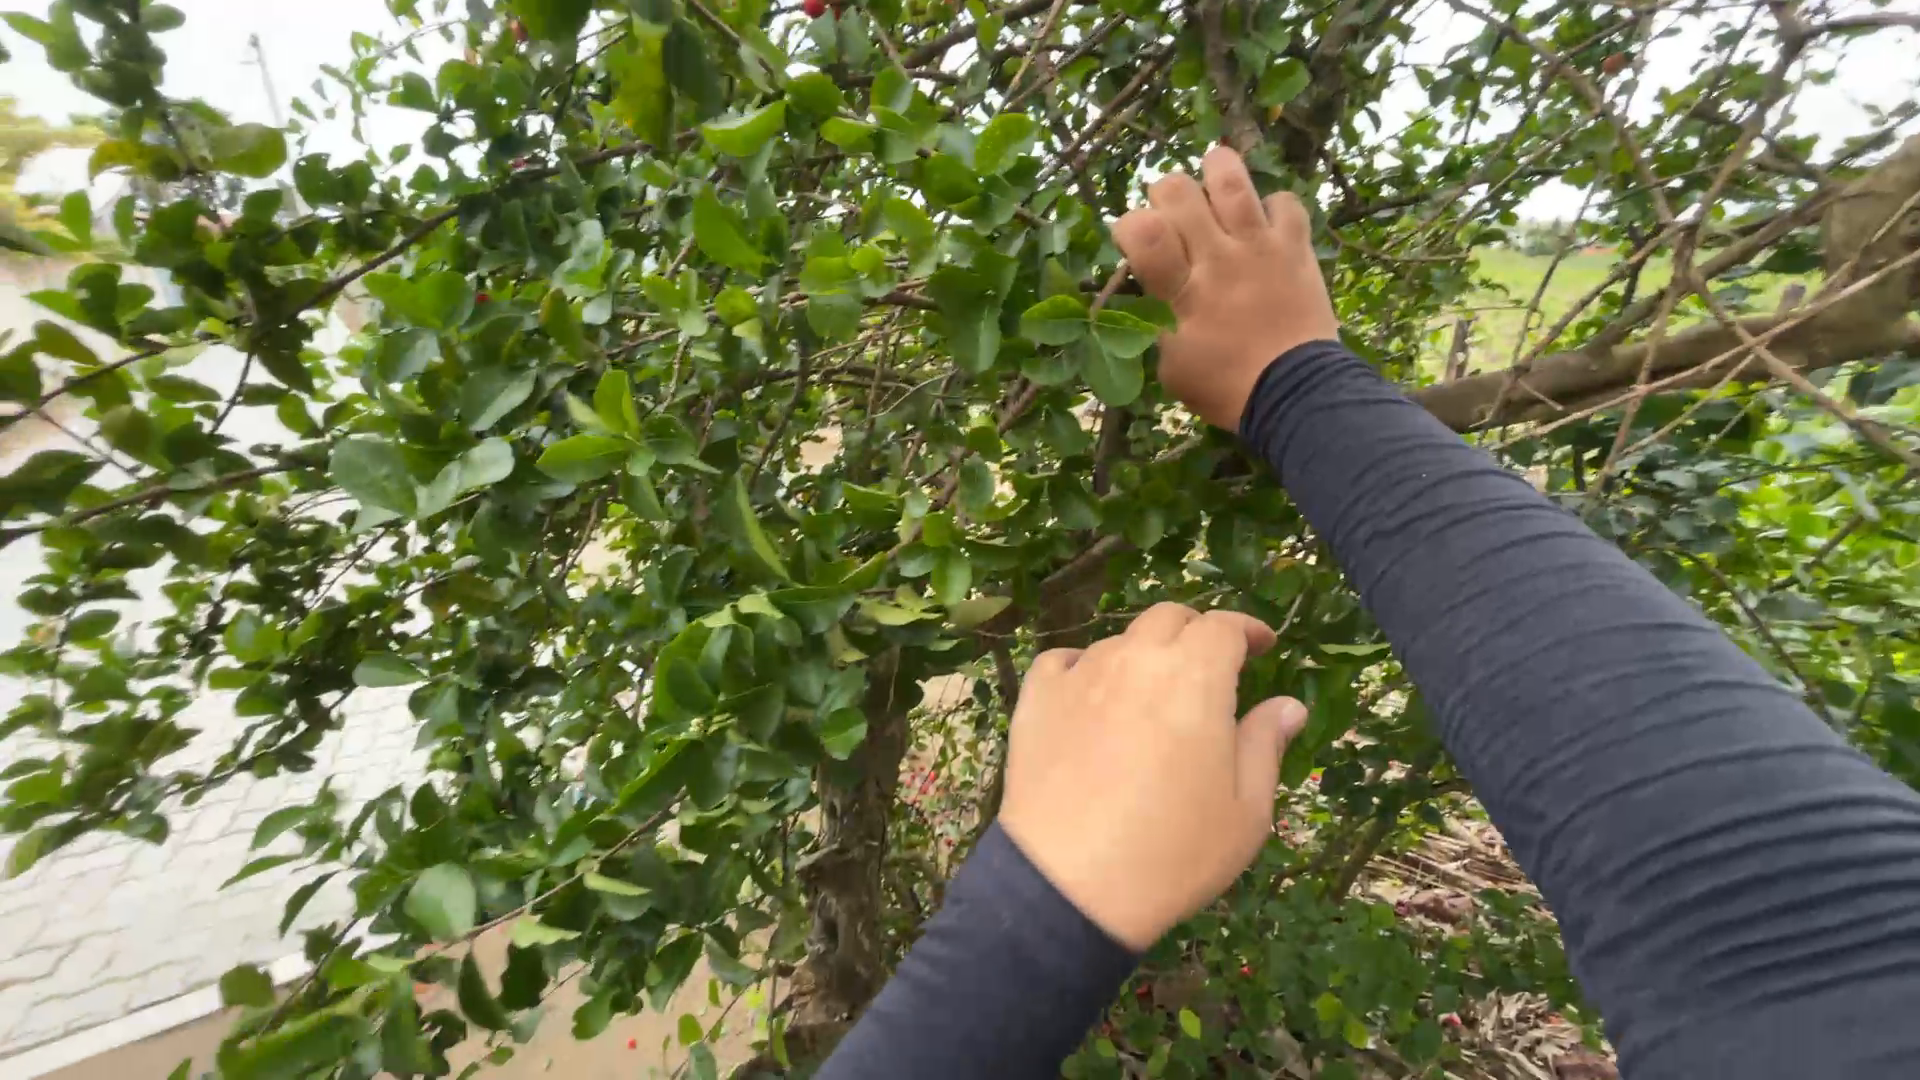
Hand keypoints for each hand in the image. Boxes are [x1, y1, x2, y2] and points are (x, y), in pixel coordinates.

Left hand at [997, 603, 1308, 950]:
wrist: (1070, 880)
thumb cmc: (1173, 850)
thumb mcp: (1245, 809)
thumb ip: (1265, 744)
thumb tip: (1288, 704)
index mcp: (1193, 676)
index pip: (1223, 627)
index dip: (1247, 629)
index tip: (1261, 644)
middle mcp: (1133, 659)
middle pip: (1168, 619)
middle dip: (1197, 632)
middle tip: (1211, 665)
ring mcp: (1079, 673)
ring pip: (1119, 642)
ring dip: (1144, 656)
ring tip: (1152, 697)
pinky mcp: (1038, 694)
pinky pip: (1064, 661)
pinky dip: (1085, 668)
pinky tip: (1092, 697)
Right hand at [1112, 145, 1340, 430]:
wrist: (1293, 391)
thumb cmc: (1224, 388)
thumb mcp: (1171, 366)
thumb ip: (1158, 325)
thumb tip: (1155, 301)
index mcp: (1183, 290)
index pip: (1143, 233)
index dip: (1127, 225)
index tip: (1127, 238)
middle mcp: (1219, 257)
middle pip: (1180, 192)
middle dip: (1163, 192)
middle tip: (1166, 210)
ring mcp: (1260, 247)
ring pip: (1233, 181)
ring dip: (1215, 170)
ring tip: (1209, 173)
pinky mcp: (1296, 248)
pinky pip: (1284, 202)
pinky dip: (1270, 205)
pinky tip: (1262, 220)